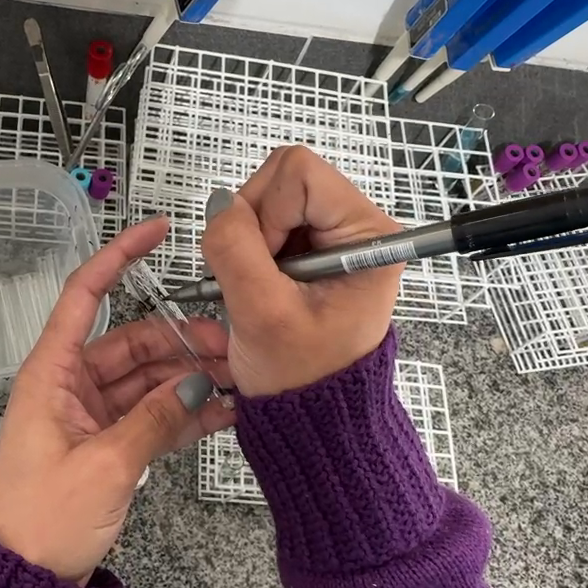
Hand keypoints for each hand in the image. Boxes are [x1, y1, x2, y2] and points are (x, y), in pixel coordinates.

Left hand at [0, 218, 235, 582]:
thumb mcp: (105, 465)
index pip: (84, 296)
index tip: (156, 232)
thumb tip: (200, 382)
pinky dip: (182, 414)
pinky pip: (150, 415)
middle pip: (132, 343)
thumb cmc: (41, 520)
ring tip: (238, 381)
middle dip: (181, 341)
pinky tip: (222, 413)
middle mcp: (70, 386)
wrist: (22, 581)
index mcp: (52, 374)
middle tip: (232, 348)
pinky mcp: (107, 444)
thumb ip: (156, 418)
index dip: (119, 258)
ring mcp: (91, 415)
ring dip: (189, 380)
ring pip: (148, 380)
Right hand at [200, 146, 401, 395]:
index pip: (300, 173)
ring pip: (267, 200)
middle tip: (253, 278)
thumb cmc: (301, 376)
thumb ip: (236, 250)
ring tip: (255, 289)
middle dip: (253, 226)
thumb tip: (219, 203)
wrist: (311, 414)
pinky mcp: (310, 250)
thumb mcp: (263, 314)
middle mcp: (356, 227)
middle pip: (282, 180)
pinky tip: (255, 287)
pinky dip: (247, 251)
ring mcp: (332, 237)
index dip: (266, 211)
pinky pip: (264, 224)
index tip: (263, 264)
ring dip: (246, 242)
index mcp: (368, 235)